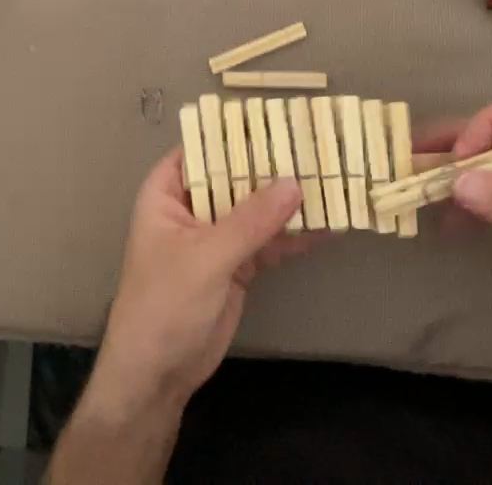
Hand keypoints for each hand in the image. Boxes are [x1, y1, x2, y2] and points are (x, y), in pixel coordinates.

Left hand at [90, 150, 312, 409]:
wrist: (157, 374)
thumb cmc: (164, 304)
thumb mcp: (206, 257)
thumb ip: (251, 220)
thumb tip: (295, 182)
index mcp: (167, 193)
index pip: (202, 148)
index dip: (235, 132)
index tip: (278, 117)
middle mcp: (192, 207)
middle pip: (235, 175)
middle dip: (272, 165)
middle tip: (318, 145)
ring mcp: (216, 236)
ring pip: (256, 207)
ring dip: (289, 199)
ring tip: (334, 180)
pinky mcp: (237, 263)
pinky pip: (269, 240)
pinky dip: (294, 234)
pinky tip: (328, 224)